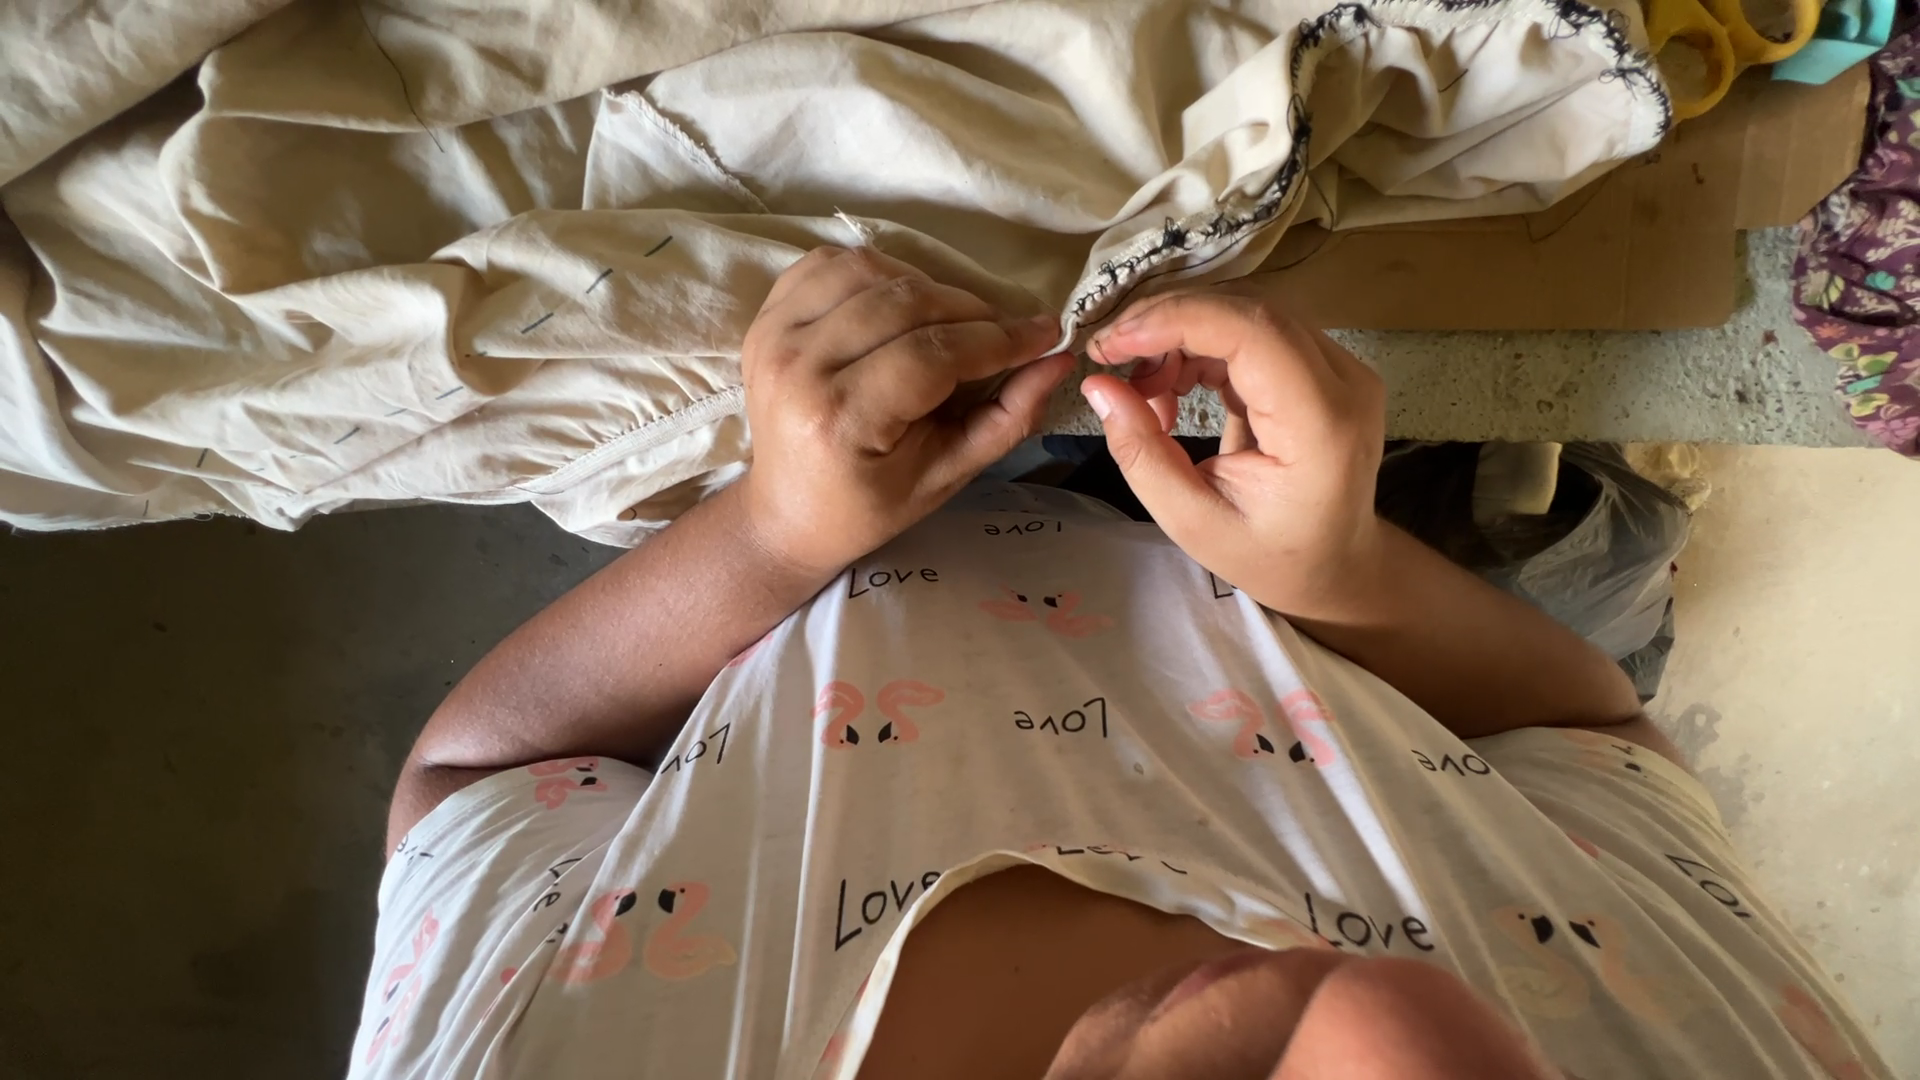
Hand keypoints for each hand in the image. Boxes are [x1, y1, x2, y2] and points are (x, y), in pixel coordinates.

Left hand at [737, 245, 1073, 577]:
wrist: (787, 512)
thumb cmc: (871, 506)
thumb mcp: (946, 477)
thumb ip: (1006, 419)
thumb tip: (1058, 360)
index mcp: (840, 419)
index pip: (932, 354)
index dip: (998, 339)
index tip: (1045, 334)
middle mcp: (798, 366)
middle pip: (904, 303)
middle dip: (972, 311)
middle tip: (1007, 333)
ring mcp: (773, 335)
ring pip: (870, 271)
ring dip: (928, 286)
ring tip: (955, 322)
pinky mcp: (765, 317)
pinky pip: (830, 264)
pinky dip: (878, 273)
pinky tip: (901, 304)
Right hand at [1079, 286, 1386, 620]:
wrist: (1333, 563)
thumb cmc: (1267, 554)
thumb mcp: (1190, 521)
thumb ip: (1141, 454)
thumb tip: (1097, 386)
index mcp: (1320, 424)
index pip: (1252, 332)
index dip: (1175, 321)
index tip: (1111, 344)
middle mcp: (1341, 379)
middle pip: (1247, 310)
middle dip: (1166, 322)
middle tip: (1110, 357)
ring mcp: (1337, 366)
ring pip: (1244, 314)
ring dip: (1179, 336)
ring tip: (1143, 391)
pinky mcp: (1319, 365)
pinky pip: (1249, 332)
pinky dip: (1197, 348)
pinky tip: (1171, 389)